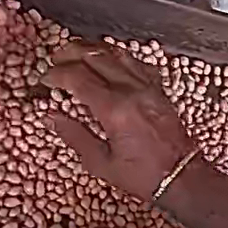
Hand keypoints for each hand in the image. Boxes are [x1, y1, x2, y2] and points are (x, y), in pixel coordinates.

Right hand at [40, 40, 196, 199]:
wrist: (182, 177)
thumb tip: (50, 116)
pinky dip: (118, 56)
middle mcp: (133, 92)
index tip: (45, 79)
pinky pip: (137, 63)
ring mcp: (149, 88)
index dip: (57, 74)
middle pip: (96, 57)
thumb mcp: (102, 163)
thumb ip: (75, 136)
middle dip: (70, 54)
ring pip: (118, 54)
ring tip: (76, 53)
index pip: (78, 77)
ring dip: (94, 50)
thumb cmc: (143, 176)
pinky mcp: (159, 91)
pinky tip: (109, 61)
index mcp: (115, 109)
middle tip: (55, 60)